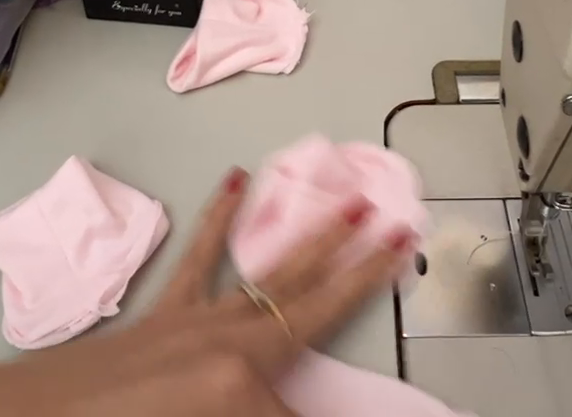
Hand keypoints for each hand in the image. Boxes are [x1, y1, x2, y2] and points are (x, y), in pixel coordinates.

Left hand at [0, 168, 415, 416]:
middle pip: (314, 303)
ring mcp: (201, 321)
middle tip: (404, 232)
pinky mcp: (167, 311)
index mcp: (242, 391)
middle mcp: (234, 344)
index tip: (382, 404)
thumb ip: (260, 409)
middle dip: (364, 271)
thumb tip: (288, 399)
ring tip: (354, 204)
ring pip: (273, 272)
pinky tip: (235, 178)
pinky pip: (199, 257)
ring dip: (317, 238)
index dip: (339, 412)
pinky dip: (220, 219)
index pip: (308, 412)